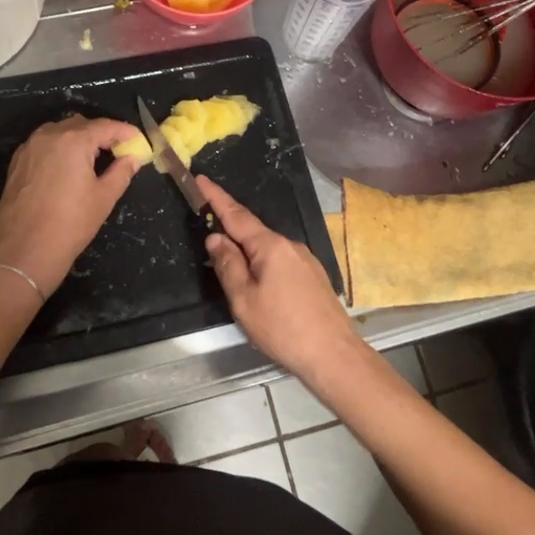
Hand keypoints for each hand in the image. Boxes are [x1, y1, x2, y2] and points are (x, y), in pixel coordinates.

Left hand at [0, 115, 143, 295]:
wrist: (24, 251)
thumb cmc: (70, 224)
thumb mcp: (104, 198)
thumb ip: (121, 172)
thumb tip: (132, 158)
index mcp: (73, 141)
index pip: (105, 126)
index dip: (124, 131)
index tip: (138, 140)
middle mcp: (48, 136)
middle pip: (81, 124)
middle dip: (101, 134)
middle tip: (117, 151)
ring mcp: (29, 148)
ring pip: (59, 132)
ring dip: (78, 139)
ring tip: (92, 159)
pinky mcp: (17, 163)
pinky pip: (43, 144)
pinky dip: (59, 148)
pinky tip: (66, 167)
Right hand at [198, 176, 361, 377]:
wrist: (333, 354)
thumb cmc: (282, 328)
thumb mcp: (244, 300)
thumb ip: (228, 265)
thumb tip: (216, 238)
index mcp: (270, 246)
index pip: (236, 215)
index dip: (216, 198)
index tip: (200, 179)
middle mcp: (290, 246)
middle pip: (253, 233)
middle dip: (231, 233)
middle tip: (209, 243)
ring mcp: (305, 261)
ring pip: (268, 251)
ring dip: (248, 255)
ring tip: (235, 279)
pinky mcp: (313, 277)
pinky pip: (280, 263)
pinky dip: (264, 266)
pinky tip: (261, 289)